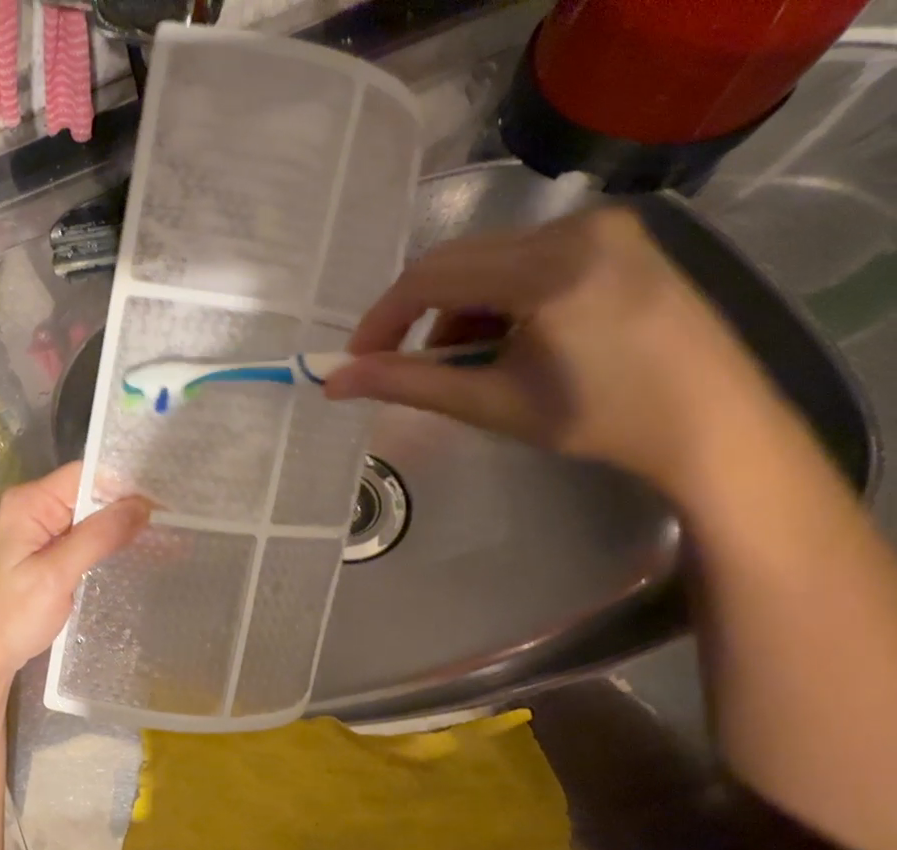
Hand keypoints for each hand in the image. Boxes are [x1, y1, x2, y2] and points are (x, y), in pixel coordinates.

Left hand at [0, 461, 150, 680]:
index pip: (82, 476)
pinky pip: (81, 538)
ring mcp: (36, 532)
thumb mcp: (55, 575)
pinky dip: (107, 544)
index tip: (164, 501)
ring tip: (169, 535)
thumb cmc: (12, 616)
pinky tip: (139, 552)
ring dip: (121, 527)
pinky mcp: (44, 554)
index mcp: (26, 504)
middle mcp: (30, 509)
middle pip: (88, 493)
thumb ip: (97, 536)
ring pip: (88, 517)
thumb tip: (141, 505)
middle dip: (128, 506)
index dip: (123, 484)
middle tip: (176, 519)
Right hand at [324, 207, 788, 498]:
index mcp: (551, 269)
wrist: (715, 424)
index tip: (356, 360)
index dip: (382, 318)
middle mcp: (578, 229)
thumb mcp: (493, 403)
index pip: (431, 277)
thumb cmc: (603, 420)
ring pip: (489, 259)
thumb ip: (408, 383)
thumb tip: (332, 381)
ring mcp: (606, 227)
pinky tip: (506, 338)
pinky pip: (528, 256)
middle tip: (400, 364)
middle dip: (418, 314)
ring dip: (457, 307)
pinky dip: (498, 296)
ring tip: (463, 361)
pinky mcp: (621, 237)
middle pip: (457, 261)